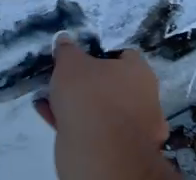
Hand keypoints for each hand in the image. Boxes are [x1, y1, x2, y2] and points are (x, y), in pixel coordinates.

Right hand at [36, 40, 178, 179]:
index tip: (79, 56)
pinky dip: (73, 123)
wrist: (97, 154)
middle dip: (87, 82)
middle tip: (63, 78)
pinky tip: (49, 114)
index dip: (100, 53)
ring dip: (78, 104)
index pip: (124, 55)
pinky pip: (94, 130)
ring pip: (102, 110)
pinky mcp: (119, 153)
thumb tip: (64, 40)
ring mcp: (135, 131)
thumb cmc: (89, 96)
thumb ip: (66, 49)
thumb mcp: (69, 62)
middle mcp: (145, 101)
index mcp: (140, 74)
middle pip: (112, 84)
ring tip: (49, 96)